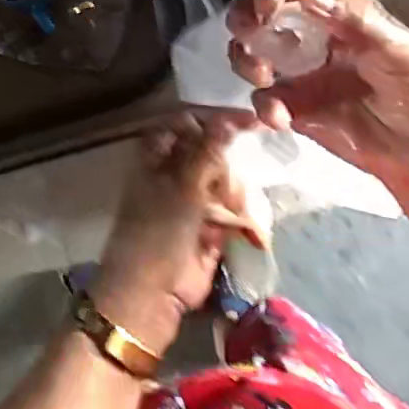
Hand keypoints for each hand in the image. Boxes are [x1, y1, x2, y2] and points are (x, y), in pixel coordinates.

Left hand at [90, 110, 263, 353]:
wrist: (154, 290)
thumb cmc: (157, 231)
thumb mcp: (182, 186)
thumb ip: (207, 153)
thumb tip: (226, 118)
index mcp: (156, 153)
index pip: (189, 122)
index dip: (218, 121)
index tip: (253, 121)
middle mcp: (176, 170)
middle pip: (216, 152)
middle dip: (230, 167)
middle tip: (228, 188)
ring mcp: (196, 197)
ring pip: (230, 181)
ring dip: (237, 196)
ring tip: (230, 216)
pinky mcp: (214, 224)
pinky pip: (238, 210)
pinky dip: (245, 220)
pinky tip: (247, 232)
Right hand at [226, 0, 408, 188]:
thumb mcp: (402, 49)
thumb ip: (354, 19)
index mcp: (338, 13)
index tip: (267, 7)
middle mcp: (311, 37)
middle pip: (257, 11)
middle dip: (244, 19)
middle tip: (250, 34)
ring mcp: (299, 72)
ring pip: (248, 51)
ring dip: (245, 59)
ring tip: (263, 76)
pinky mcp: (294, 108)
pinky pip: (261, 100)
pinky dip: (263, 107)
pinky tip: (279, 117)